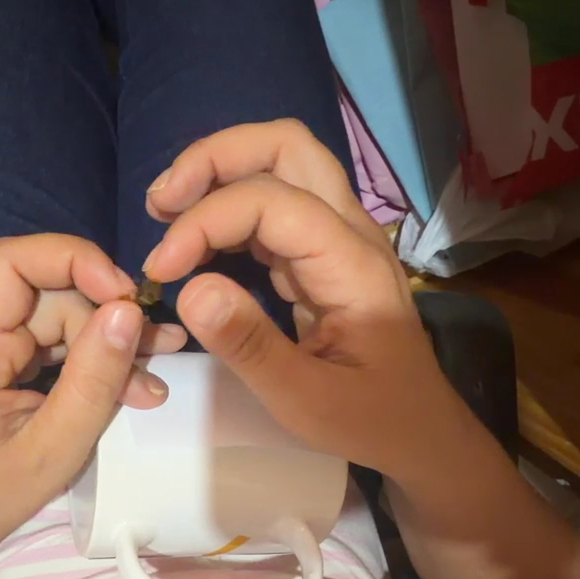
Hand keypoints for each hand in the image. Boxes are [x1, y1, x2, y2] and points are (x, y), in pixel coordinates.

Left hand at [0, 234, 186, 556]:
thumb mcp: (56, 447)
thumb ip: (94, 379)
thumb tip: (129, 311)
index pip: (10, 262)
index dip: (73, 259)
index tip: (126, 295)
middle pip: (47, 291)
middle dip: (106, 318)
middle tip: (158, 356)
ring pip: (57, 310)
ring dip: (107, 341)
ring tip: (149, 379)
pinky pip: (49, 331)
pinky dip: (89, 352)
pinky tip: (129, 376)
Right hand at [141, 120, 459, 478]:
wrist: (419, 432)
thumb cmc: (370, 419)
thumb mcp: (305, 399)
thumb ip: (249, 345)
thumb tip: (189, 289)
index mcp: (351, 264)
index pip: (272, 201)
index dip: (206, 221)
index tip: (161, 269)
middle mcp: (349, 232)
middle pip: (287, 147)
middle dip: (216, 159)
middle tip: (161, 202)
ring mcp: (337, 238)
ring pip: (281, 164)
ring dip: (219, 173)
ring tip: (164, 210)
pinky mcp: (320, 254)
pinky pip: (273, 204)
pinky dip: (227, 206)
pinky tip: (194, 238)